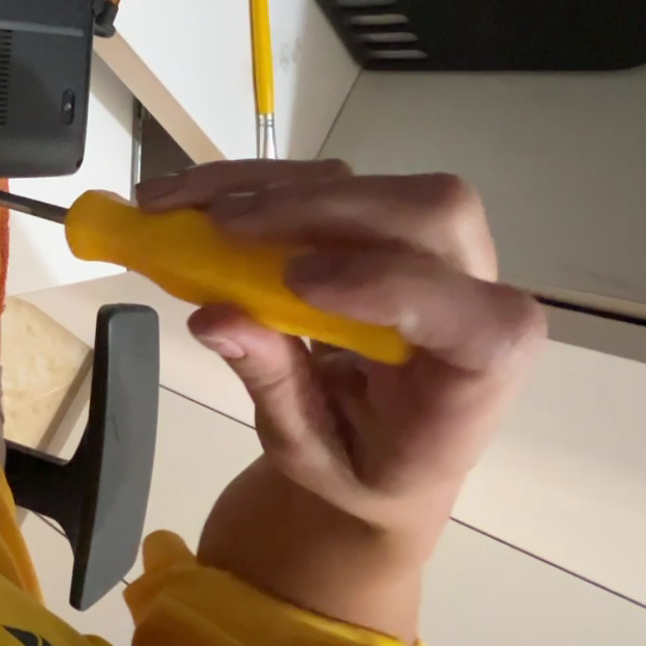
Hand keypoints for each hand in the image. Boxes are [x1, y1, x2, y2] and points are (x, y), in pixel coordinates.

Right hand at [138, 160, 543, 551]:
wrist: (378, 443)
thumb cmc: (359, 463)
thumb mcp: (310, 451)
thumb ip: (273, 386)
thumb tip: (211, 320)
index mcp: (474, 372)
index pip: (476, 319)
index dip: (392, 286)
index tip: (294, 282)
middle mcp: (467, 293)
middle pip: (425, 213)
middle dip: (314, 206)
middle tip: (220, 223)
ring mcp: (421, 250)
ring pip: (360, 182)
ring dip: (258, 184)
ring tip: (170, 199)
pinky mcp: (373, 226)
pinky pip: (318, 184)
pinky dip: (246, 185)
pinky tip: (188, 196)